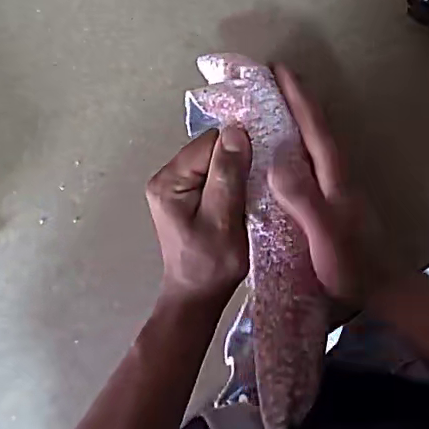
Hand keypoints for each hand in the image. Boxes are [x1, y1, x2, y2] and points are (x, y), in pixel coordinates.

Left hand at [145, 125, 251, 314]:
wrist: (199, 296)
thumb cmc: (211, 265)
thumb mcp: (223, 220)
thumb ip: (227, 176)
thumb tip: (236, 132)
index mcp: (169, 181)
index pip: (212, 142)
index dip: (240, 151)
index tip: (260, 170)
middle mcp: (168, 177)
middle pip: (214, 148)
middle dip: (239, 162)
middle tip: (257, 187)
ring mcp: (178, 186)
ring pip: (218, 160)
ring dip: (239, 173)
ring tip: (252, 194)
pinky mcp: (190, 195)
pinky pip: (218, 173)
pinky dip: (235, 182)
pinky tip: (244, 198)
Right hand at [270, 65, 395, 315]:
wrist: (382, 288)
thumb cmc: (352, 265)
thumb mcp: (324, 232)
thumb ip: (303, 197)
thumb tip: (277, 158)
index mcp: (335, 176)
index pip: (315, 129)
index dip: (299, 98)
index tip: (280, 70)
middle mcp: (338, 175)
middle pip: (317, 128)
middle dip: (298, 100)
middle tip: (276, 77)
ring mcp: (338, 188)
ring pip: (316, 143)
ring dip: (299, 120)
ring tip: (277, 104)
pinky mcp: (334, 202)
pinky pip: (312, 162)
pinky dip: (298, 146)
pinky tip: (287, 153)